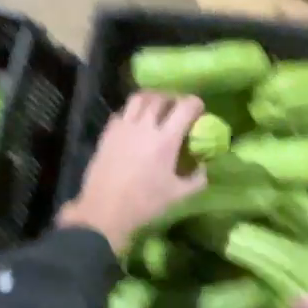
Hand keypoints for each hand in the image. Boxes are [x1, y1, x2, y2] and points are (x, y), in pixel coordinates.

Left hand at [58, 92, 206, 252]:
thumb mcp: (178, 195)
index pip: (185, 107)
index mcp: (165, 140)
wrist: (104, 210)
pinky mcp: (108, 133)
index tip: (199, 109)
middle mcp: (144, 126)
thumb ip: (196, 179)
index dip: (195, 103)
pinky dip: (132, 111)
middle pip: (160, 97)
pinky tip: (135, 123)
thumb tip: (203, 167)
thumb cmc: (144, 203)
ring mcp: (123, 127)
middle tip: (178, 106)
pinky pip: (122, 112)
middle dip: (173, 97)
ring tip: (156, 107)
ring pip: (138, 98)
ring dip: (151, 98)